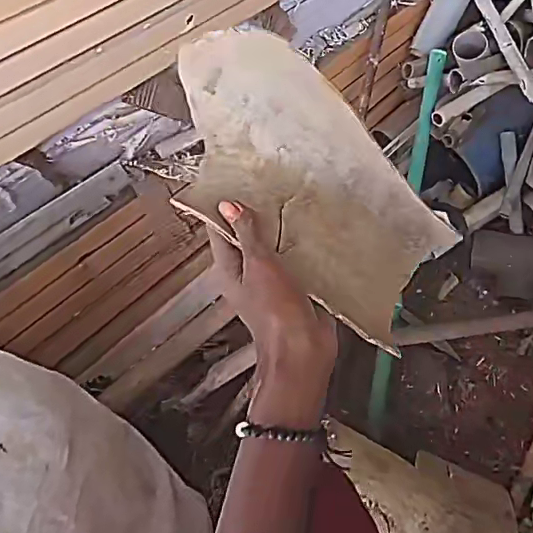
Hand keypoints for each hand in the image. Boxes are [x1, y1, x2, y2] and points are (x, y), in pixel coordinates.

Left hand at [208, 200, 338, 428]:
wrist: (303, 349)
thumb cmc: (274, 310)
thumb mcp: (258, 265)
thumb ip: (246, 234)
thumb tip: (227, 205)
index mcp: (229, 271)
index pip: (220, 232)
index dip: (224, 210)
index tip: (236, 183)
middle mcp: (248, 276)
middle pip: (248, 239)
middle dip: (258, 216)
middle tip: (270, 186)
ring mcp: (271, 283)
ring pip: (273, 250)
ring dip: (282, 232)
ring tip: (293, 202)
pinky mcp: (295, 289)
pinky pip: (295, 262)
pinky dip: (301, 248)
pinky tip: (312, 231)